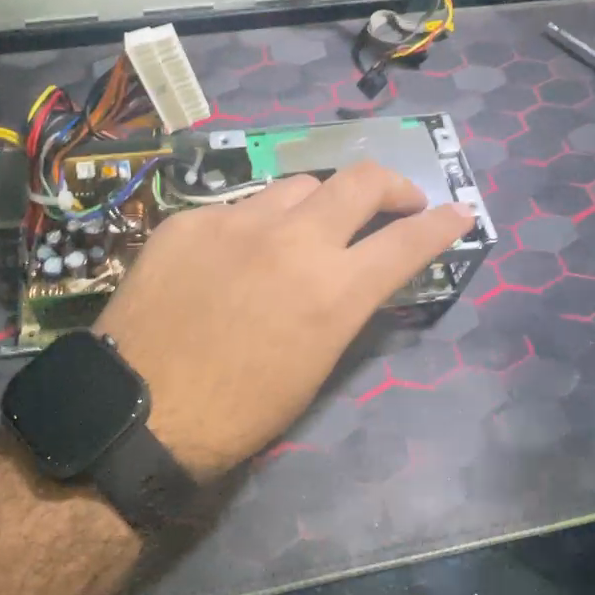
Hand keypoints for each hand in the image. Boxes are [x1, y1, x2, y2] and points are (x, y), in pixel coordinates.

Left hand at [92, 160, 475, 480]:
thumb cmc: (237, 413)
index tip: (458, 212)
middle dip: (391, 185)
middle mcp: (293, 239)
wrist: (137, 410)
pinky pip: (237, 209)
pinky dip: (252, 227)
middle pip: (360, 181)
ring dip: (317, 204)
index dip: (441, 225)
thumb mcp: (315, 365)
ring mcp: (237, 220)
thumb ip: (343, 305)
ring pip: (296, 186)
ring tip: (308, 229)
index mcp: (333, 290)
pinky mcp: (192, 218)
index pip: (407, 242)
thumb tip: (357, 273)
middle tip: (396, 200)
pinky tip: (234, 257)